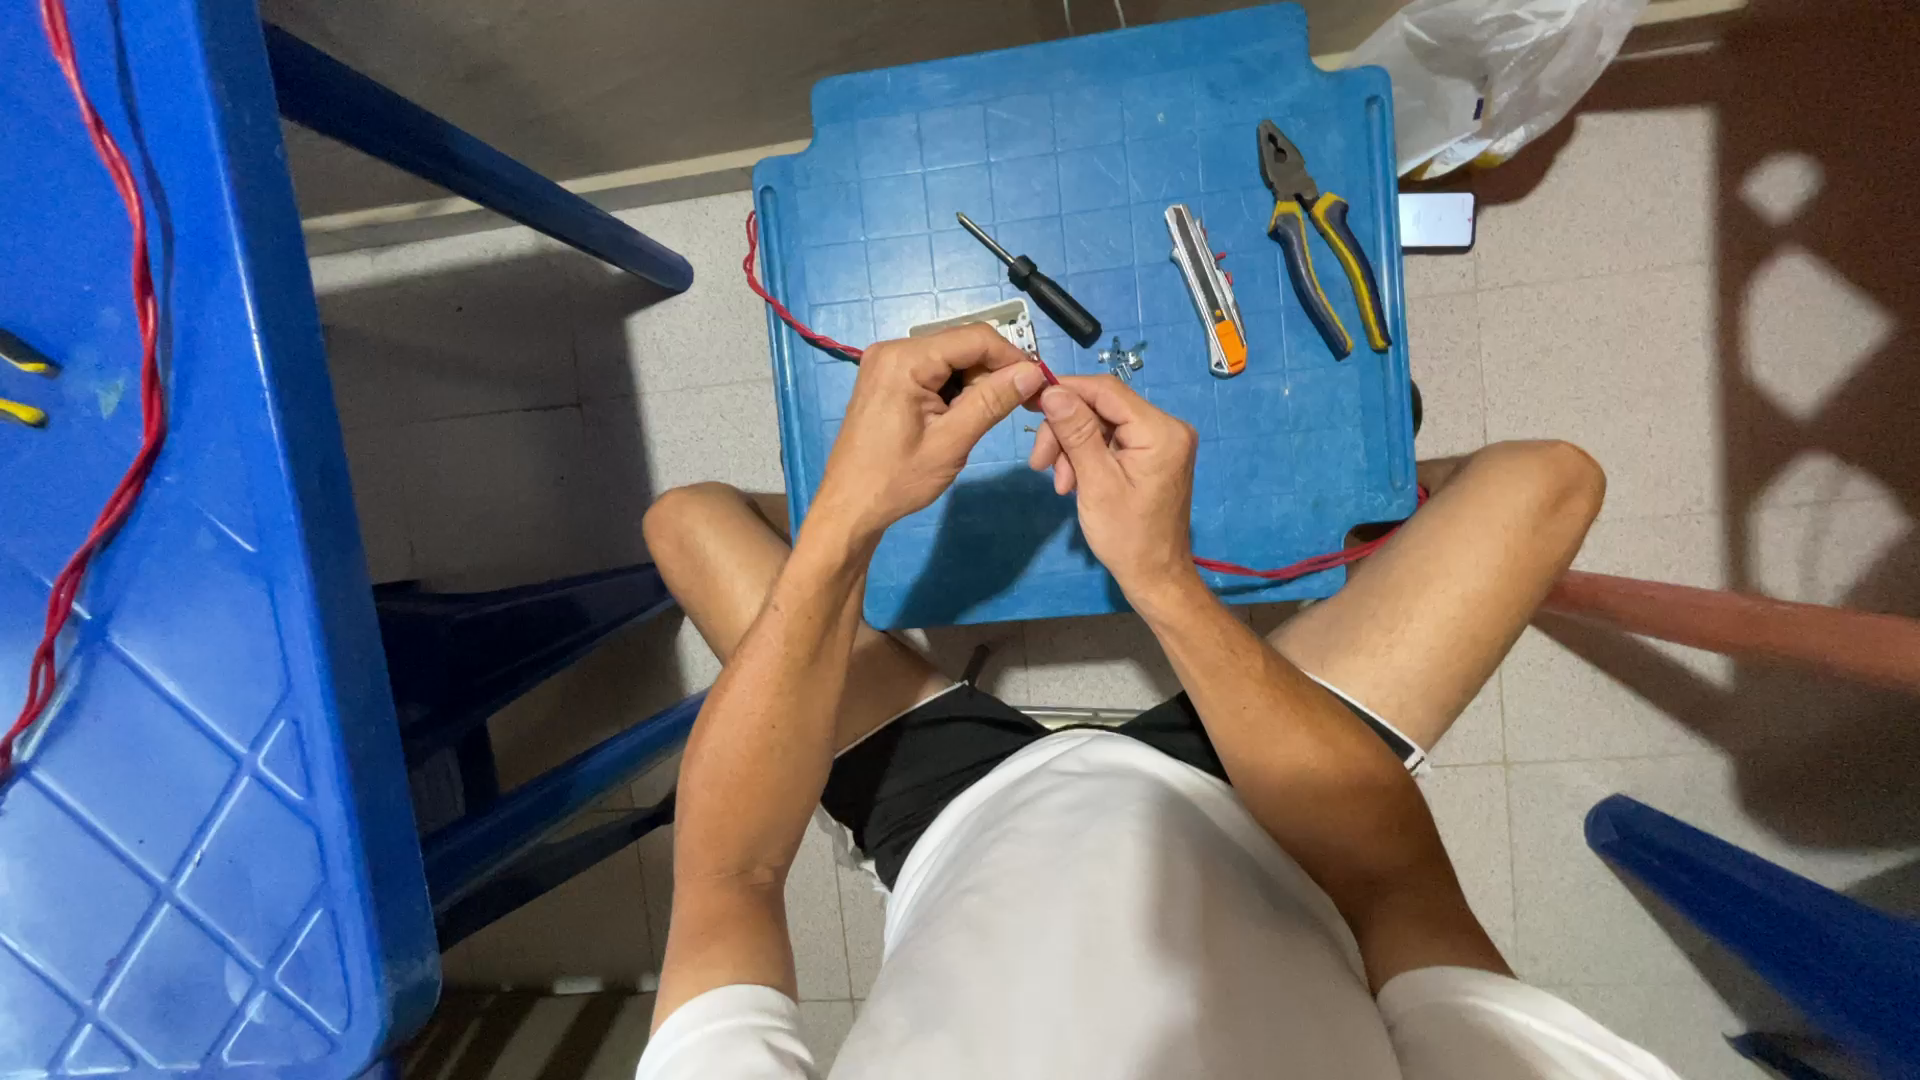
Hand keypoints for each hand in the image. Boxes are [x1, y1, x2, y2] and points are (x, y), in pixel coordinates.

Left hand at [813, 324, 1043, 540]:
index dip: (1012, 358)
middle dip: (992, 373)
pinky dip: (953, 390)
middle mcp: (893, 349)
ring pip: (950, 359)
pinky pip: (933, 372)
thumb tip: (1034, 372)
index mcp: (905, 359)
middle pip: (962, 345)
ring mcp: (886, 362)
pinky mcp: (886, 378)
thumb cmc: (897, 480)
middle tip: (1014, 408)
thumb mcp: (952, 443)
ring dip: (974, 384)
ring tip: (979, 421)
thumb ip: (992, 402)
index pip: (975, 338)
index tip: (1038, 385)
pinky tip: (957, 419)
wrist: (850, 506)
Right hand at [1028, 376, 1200, 600]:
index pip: (1106, 391)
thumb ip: (1076, 433)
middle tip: (1039, 463)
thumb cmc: (1126, 536)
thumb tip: (1052, 391)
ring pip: (1100, 426)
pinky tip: (1073, 483)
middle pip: (1101, 408)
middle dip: (1065, 432)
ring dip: (1072, 449)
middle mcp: (1167, 427)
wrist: (1154, 575)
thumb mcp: (1096, 483)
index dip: (1065, 390)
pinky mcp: (1151, 455)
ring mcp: (1160, 441)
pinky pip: (1110, 442)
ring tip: (1060, 484)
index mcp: (1161, 431)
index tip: (1029, 401)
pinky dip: (1086, 458)